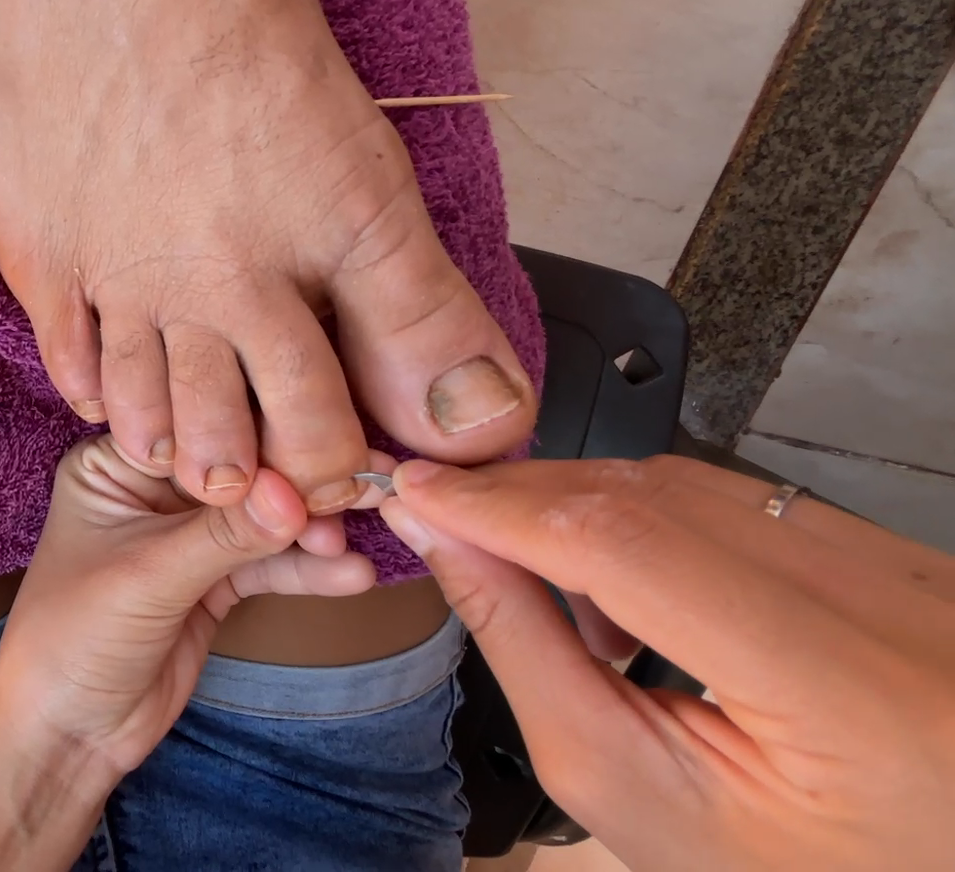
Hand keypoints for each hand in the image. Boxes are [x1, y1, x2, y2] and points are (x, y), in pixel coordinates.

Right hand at [0, 0, 536, 510]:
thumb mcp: (360, 131)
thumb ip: (412, 287)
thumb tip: (478, 414)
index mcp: (312, 242)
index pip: (357, 408)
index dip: (375, 462)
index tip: (380, 480)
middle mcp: (210, 279)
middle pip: (253, 424)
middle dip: (285, 475)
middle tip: (292, 502)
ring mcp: (112, 267)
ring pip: (158, 403)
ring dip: (190, 448)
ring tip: (206, 474)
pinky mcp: (34, 246)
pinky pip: (69, 353)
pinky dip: (97, 392)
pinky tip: (106, 404)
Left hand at [0, 436, 378, 869]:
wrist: (68, 730)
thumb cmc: (75, 636)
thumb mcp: (147, 575)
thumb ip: (223, 536)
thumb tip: (295, 492)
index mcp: (113, 463)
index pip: (193, 430)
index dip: (257, 436)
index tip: (322, 440)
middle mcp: (150, 489)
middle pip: (235, 472)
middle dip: (294, 480)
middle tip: (361, 485)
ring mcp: (184, 536)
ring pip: (258, 518)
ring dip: (308, 528)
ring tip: (364, 533)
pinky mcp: (211, 580)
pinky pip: (265, 565)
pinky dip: (304, 570)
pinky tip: (351, 574)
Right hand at [380, 456, 954, 870]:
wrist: (913, 861)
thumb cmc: (756, 863)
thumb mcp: (613, 774)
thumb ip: (513, 636)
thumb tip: (428, 525)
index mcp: (855, 698)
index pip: (630, 551)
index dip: (502, 507)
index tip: (409, 487)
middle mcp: (910, 608)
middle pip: (655, 498)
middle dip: (520, 492)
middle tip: (437, 504)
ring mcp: (916, 572)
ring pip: (687, 481)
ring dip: (568, 498)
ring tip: (520, 557)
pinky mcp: (899, 556)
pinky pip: (730, 495)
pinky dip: (634, 509)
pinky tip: (611, 571)